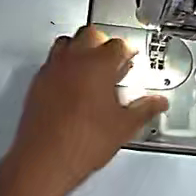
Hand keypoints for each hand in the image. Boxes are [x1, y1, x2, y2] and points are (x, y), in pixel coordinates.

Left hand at [0, 27, 169, 195]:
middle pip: (90, 34)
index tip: (131, 57)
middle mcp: (73, 61)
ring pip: (67, 43)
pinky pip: (51, 62)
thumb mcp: (123, 126)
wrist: (45, 160)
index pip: (118, 45)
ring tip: (92, 66)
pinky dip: (63, 65)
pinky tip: (71, 83)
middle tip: (113, 58)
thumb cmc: (80, 143)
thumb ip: (144, 109)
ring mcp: (52, 70)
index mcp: (98, 65)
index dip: (128, 51)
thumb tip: (158, 102)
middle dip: (104, 43)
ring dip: (81, 49)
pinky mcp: (37, 83)